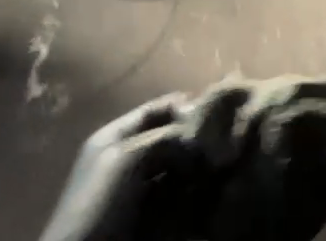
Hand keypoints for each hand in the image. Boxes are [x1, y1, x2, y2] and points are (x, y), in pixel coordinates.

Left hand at [35, 76, 325, 240]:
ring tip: (224, 166)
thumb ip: (164, 138)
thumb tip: (199, 134)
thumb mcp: (128, 159)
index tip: (220, 110)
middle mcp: (127, 157)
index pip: (158, 109)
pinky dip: (193, 194)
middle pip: (169, 137)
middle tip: (226, 140)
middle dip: (195, 138)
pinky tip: (213, 192)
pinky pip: (176, 198)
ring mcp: (137, 190)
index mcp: (115, 135)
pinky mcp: (149, 218)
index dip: (187, 106)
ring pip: (176, 168)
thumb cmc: (99, 203)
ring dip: (197, 167)